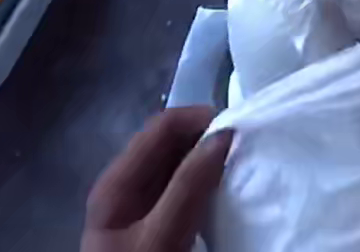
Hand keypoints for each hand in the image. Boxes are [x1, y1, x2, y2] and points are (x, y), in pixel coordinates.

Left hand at [82, 106, 233, 251]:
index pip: (163, 127)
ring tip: (238, 165)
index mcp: (116, 182)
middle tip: (243, 146)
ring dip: (207, 159)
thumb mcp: (160, 242)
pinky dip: (204, 183)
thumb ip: (188, 187)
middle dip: (206, 138)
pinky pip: (181, 191)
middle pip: (170, 143)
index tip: (238, 129)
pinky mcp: (153, 230)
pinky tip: (223, 194)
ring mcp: (137, 210)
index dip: (200, 119)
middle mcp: (124, 187)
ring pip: (178, 165)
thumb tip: (224, 134)